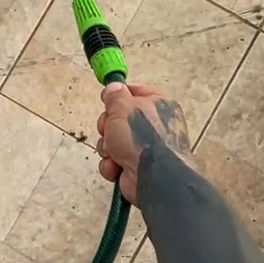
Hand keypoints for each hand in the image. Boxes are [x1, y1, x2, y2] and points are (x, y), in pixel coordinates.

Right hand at [96, 82, 192, 205]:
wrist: (152, 175)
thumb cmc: (141, 138)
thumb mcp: (123, 108)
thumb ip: (116, 96)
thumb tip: (113, 86)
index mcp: (157, 105)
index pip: (135, 92)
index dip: (118, 95)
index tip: (106, 99)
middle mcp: (153, 125)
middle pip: (118, 118)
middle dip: (107, 126)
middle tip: (109, 129)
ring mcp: (144, 148)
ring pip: (111, 141)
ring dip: (107, 147)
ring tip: (114, 152)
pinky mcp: (135, 167)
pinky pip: (112, 161)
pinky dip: (111, 165)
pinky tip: (116, 167)